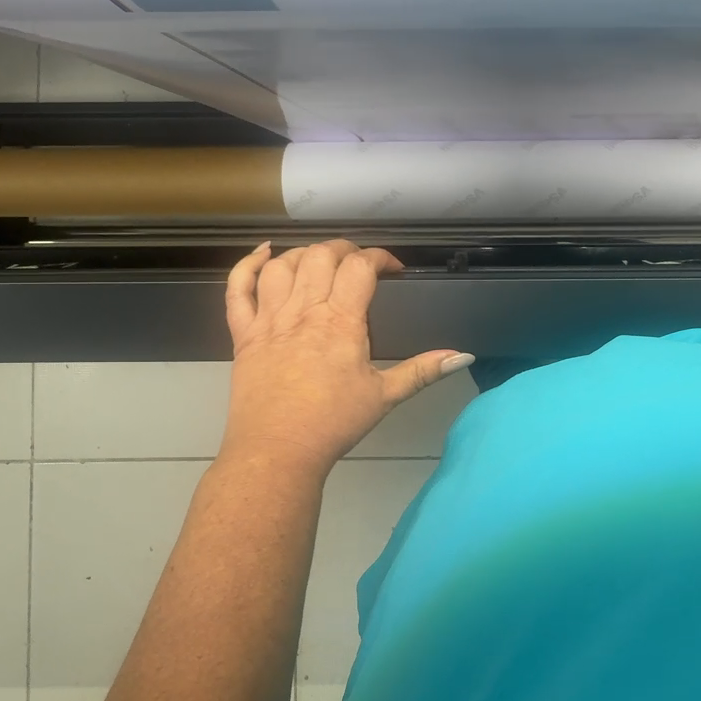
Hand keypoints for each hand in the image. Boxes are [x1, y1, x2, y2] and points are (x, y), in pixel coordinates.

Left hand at [222, 239, 472, 467]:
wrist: (277, 452)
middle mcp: (304, 311)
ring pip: (283, 265)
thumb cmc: (332, 424)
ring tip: (319, 260)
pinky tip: (262, 252)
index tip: (392, 269)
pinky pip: (238, 289)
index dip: (380, 257)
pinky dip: (247, 264)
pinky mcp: (243, 334)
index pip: (360, 267)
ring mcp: (270, 320)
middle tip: (358, 264)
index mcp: (340, 321)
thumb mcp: (385, 396)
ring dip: (303, 253)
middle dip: (344, 249)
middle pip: (321, 256)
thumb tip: (462, 356)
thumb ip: (423, 371)